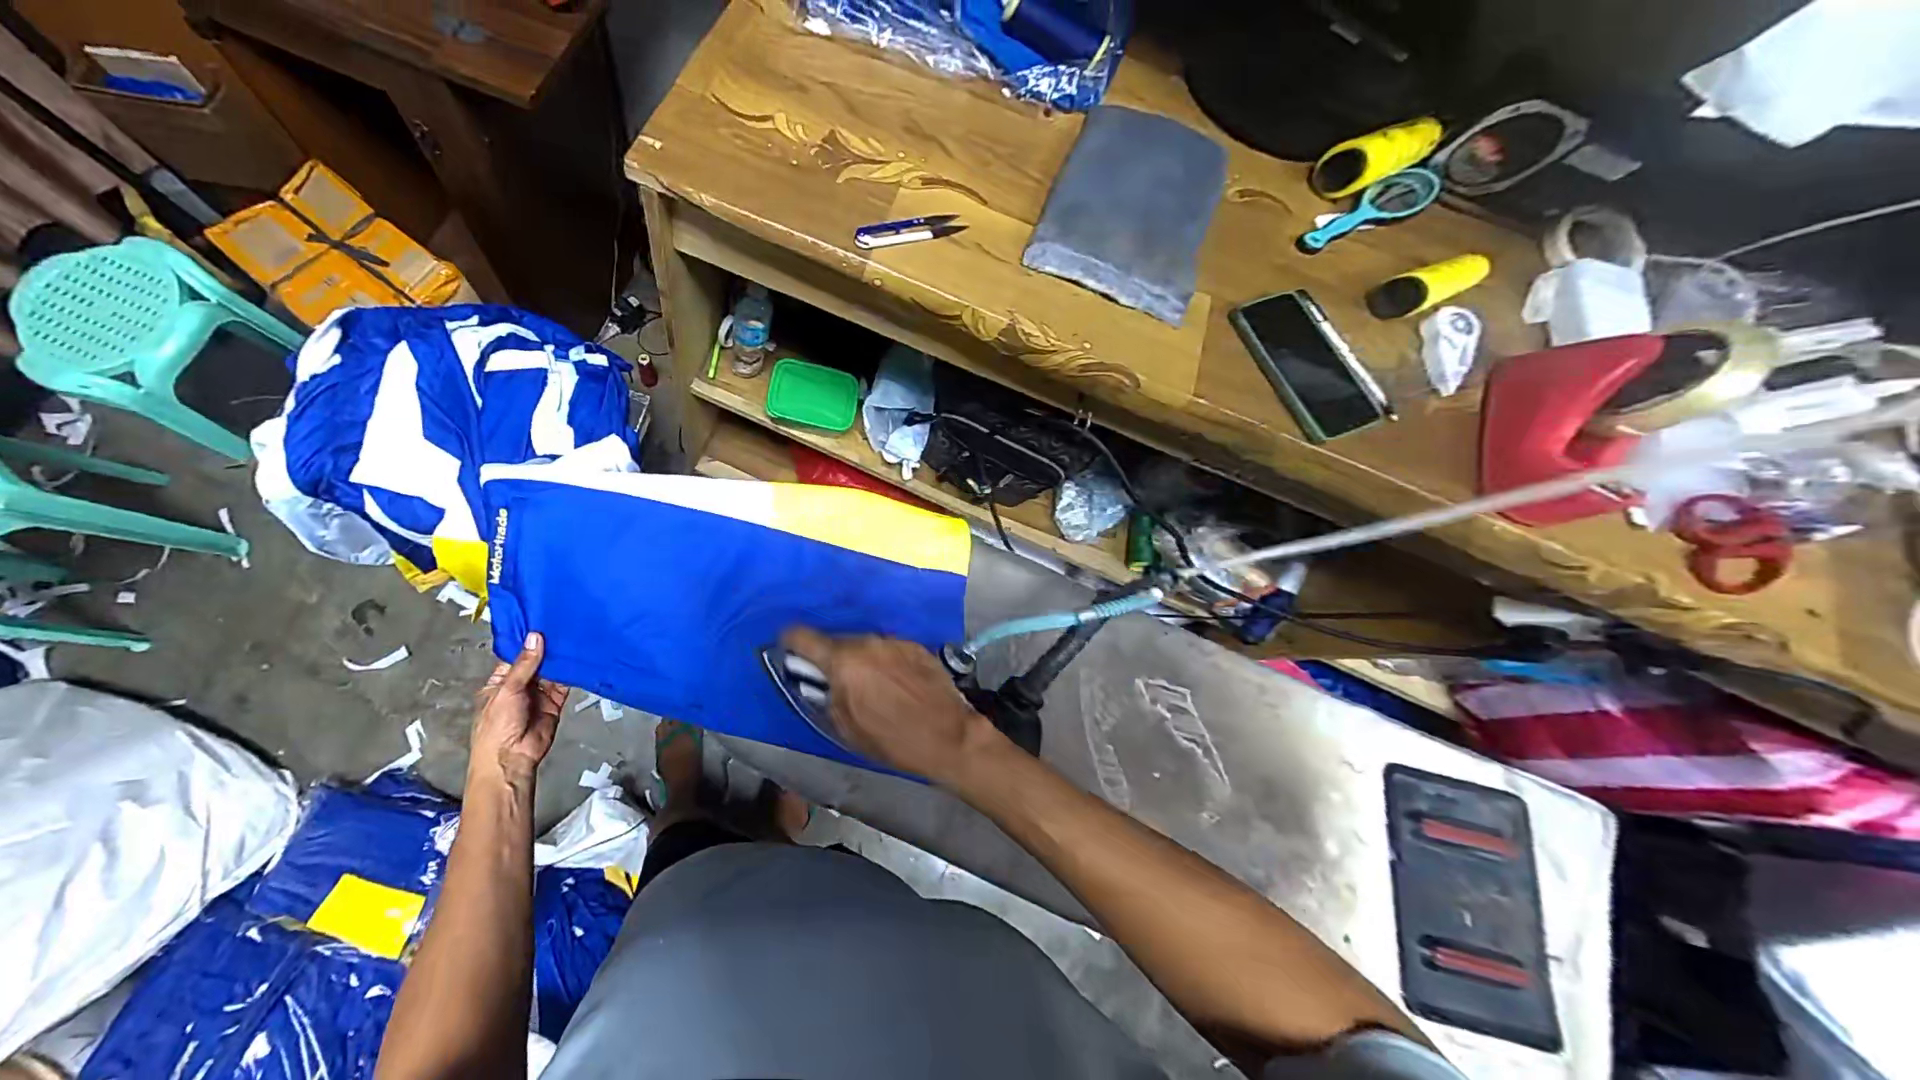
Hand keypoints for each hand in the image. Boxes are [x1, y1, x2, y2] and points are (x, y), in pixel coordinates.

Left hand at [471, 632, 568, 786]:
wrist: (512, 756)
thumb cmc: (497, 725)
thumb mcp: (507, 690)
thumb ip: (525, 665)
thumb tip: (535, 637)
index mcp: (500, 682)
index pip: (515, 657)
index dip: (527, 641)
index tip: (541, 621)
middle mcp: (520, 686)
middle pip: (536, 662)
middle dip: (547, 647)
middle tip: (563, 624)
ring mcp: (539, 694)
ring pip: (552, 672)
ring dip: (560, 659)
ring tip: (574, 636)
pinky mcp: (556, 702)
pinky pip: (565, 684)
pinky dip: (572, 673)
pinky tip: (579, 658)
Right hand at [780, 627, 1003, 783]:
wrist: (949, 736)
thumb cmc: (893, 739)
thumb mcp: (845, 727)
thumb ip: (827, 696)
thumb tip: (823, 682)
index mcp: (844, 661)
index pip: (803, 636)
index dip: (790, 641)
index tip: (788, 649)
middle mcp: (868, 643)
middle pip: (837, 641)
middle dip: (831, 658)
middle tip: (836, 680)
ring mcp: (895, 641)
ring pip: (865, 644)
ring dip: (860, 659)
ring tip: (870, 684)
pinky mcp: (917, 646)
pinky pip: (889, 649)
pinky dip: (885, 661)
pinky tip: (895, 683)